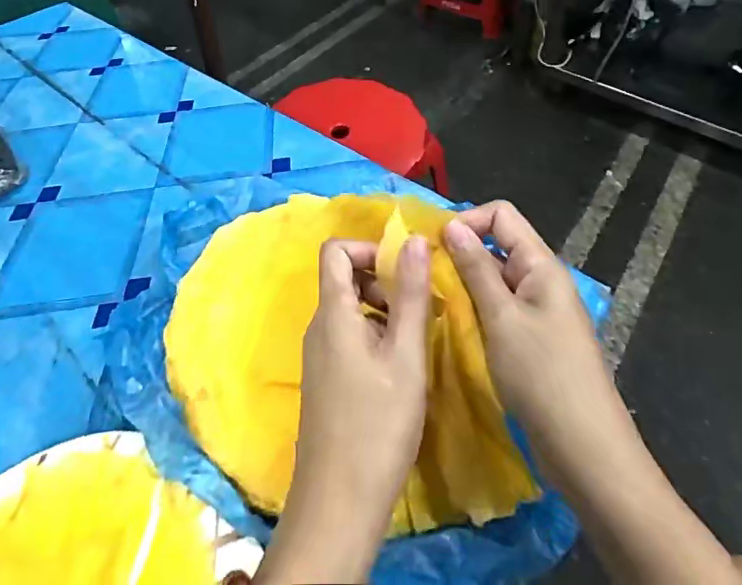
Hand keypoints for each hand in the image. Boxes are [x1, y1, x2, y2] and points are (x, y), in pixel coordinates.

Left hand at [257, 236, 430, 584]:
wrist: (339, 501)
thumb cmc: (377, 424)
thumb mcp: (405, 356)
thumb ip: (411, 295)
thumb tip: (416, 240)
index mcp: (332, 312)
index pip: (335, 250)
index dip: (369, 249)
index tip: (403, 271)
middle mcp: (319, 326)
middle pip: (345, 278)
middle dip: (384, 281)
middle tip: (422, 309)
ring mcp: (319, 354)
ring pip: (351, 309)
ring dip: (386, 311)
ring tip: (418, 339)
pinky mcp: (326, 378)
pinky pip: (349, 335)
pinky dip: (376, 335)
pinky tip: (402, 367)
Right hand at [445, 202, 741, 584]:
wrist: (587, 451)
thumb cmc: (543, 377)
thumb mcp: (501, 319)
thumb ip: (476, 270)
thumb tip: (452, 225)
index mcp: (541, 266)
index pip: (502, 216)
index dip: (467, 220)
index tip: (431, 243)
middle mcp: (542, 281)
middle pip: (498, 245)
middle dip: (460, 251)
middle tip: (420, 272)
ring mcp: (539, 312)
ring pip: (495, 279)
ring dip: (464, 282)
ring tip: (428, 297)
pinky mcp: (533, 339)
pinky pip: (500, 308)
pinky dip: (475, 309)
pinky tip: (451, 324)